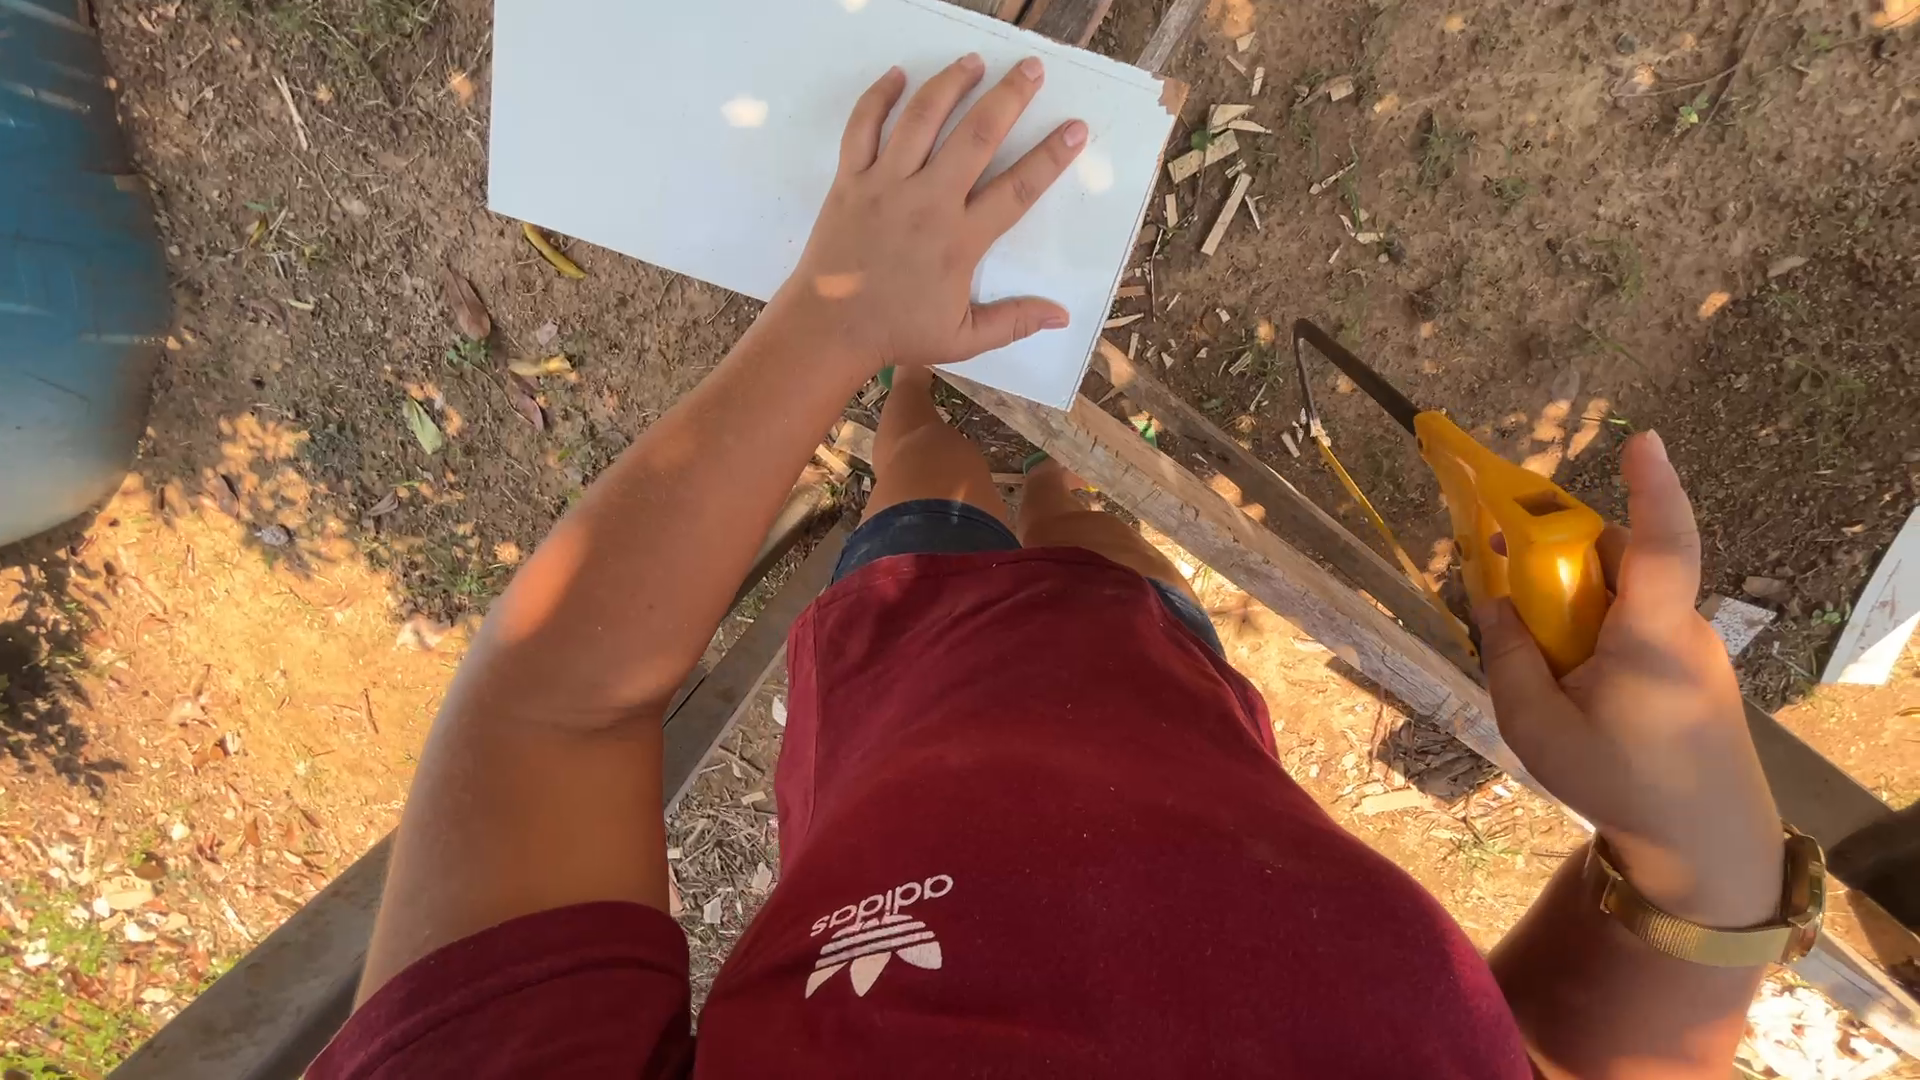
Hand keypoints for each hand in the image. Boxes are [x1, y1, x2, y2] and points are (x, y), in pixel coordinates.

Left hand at [764, 55, 1086, 379]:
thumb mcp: (962, 339)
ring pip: (923, 117)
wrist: (830, 329)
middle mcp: (927, 201)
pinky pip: (864, 125)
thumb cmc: (898, 335)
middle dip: (1010, 96)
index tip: (1075, 129)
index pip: (1017, 190)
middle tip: (1031, 68)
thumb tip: (1061, 316)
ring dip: (952, 82)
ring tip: (974, 61)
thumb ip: (1013, 322)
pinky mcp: (851, 180)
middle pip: (977, 134)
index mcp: (960, 240)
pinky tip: (897, 76)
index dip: (1050, 157)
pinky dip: (879, 96)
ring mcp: (886, 185)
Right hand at [1475, 431, 1783, 928]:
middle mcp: (1679, 631)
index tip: (1642, 439)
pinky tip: (1560, 675)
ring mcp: (1688, 650)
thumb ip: (1507, 655)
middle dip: (1557, 556)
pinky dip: (1585, 626)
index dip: (1654, 489)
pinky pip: (1628, 623)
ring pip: (1618, 596)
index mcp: (1649, 639)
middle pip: (1618, 561)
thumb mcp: (1533, 722)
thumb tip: (1494, 603)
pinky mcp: (1686, 668)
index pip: (1661, 547)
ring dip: (1566, 602)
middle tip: (1497, 574)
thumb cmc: (1617, 781)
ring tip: (1528, 655)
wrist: (1705, 845)